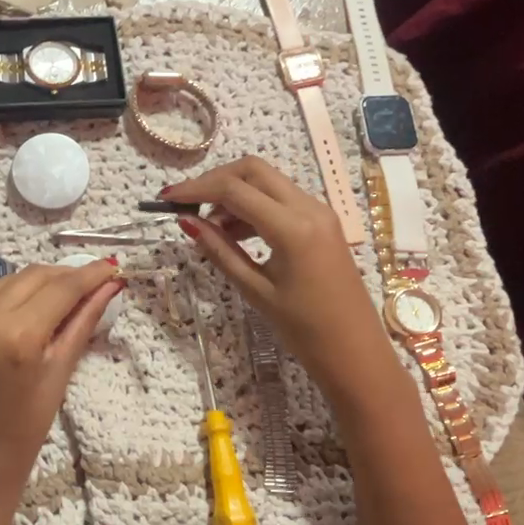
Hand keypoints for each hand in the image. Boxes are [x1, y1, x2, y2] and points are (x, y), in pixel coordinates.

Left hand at [0, 261, 123, 504]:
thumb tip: (108, 285)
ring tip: (42, 304)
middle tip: (84, 286)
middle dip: (63, 277)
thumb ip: (82, 322)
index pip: (62, 289)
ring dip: (27, 284)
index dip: (90, 274)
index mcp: (20, 337)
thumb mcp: (60, 373)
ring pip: (2, 279)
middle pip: (33, 277)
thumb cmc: (25, 425)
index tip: (109, 267)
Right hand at [162, 157, 388, 382]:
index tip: (166, 199)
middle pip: (252, 171)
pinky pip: (280, 198)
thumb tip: (186, 222)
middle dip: (214, 181)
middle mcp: (310, 208)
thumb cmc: (305, 330)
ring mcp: (320, 212)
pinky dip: (252, 205)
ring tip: (208, 226)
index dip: (196, 190)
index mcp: (293, 228)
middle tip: (186, 204)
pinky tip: (233, 232)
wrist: (357, 354)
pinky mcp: (322, 222)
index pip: (235, 190)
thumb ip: (219, 250)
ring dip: (233, 193)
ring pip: (267, 181)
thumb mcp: (255, 290)